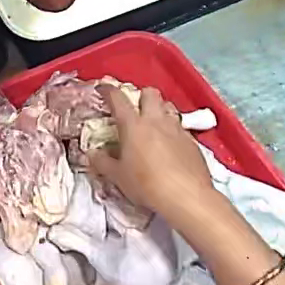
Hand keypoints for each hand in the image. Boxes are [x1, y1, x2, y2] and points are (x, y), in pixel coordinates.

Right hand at [88, 86, 218, 223]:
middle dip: (141, 96)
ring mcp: (177, 128)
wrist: (186, 195)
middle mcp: (156, 120)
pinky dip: (173, 130)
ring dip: (160, 109)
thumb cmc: (146, 184)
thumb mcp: (117, 177)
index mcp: (133, 125)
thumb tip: (92, 153)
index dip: (109, 91)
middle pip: (150, 93)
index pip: (118, 99)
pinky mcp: (192, 140)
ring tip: (154, 124)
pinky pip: (181, 126)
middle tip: (135, 109)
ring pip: (169, 106)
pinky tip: (171, 145)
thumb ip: (102, 162)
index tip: (103, 89)